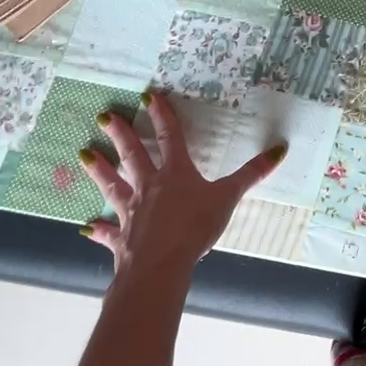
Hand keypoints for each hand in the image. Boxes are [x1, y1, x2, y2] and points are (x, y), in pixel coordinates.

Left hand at [78, 91, 284, 279]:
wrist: (159, 268)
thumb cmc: (194, 228)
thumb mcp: (229, 197)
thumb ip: (252, 174)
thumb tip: (280, 149)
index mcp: (176, 174)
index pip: (169, 138)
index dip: (161, 116)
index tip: (148, 96)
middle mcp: (150, 187)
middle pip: (134, 155)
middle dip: (121, 134)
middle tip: (105, 116)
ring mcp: (131, 213)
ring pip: (113, 186)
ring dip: (99, 170)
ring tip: (84, 153)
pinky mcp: (122, 239)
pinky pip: (108, 232)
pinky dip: (98, 229)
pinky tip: (86, 227)